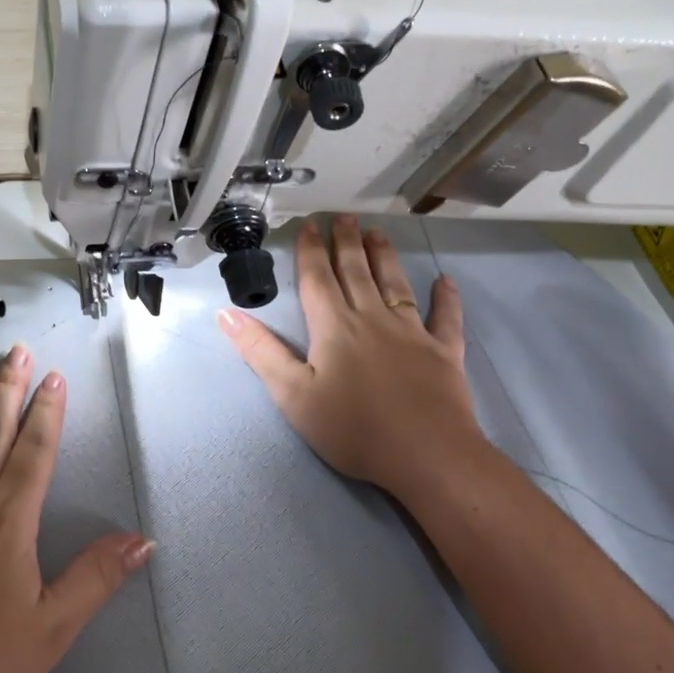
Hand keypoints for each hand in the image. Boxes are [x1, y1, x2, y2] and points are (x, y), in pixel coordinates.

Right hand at [217, 216, 483, 496]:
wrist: (428, 455)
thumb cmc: (354, 428)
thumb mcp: (293, 395)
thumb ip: (260, 352)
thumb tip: (226, 313)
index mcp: (335, 327)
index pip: (318, 279)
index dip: (311, 251)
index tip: (310, 225)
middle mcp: (373, 319)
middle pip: (356, 272)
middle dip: (347, 243)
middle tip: (345, 217)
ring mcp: (413, 333)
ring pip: (396, 284)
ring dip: (385, 257)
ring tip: (378, 233)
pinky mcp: (445, 353)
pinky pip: (446, 318)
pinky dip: (447, 298)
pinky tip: (446, 281)